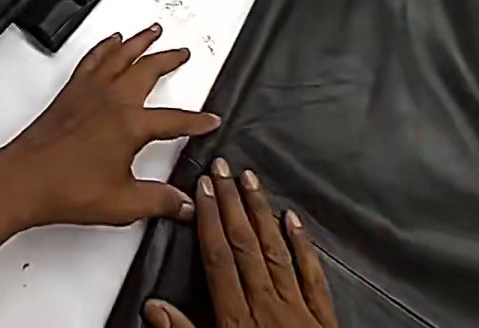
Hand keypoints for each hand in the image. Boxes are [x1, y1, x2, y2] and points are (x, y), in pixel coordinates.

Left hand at [0, 25, 218, 285]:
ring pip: (121, 54)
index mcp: (129, 124)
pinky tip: (111, 40)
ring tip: (153, 30)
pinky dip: (106, 45)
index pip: (173, 120)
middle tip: (183, 52)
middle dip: (169, 59)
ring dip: (140, 40)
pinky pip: (94, 57)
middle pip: (148, 70)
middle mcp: (112, 98)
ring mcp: (91, 89)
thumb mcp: (123, 203)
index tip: (210, 118)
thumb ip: (159, 201)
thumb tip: (184, 203)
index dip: (195, 120)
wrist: (27, 178)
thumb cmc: (67, 188)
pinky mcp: (73, 89)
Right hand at [145, 160, 337, 327]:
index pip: (218, 257)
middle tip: (221, 166)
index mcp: (238, 321)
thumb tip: (154, 307)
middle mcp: (268, 309)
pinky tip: (292, 219)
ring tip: (249, 179)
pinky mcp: (325, 324)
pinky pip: (313, 278)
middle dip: (230, 202)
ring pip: (275, 251)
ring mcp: (298, 313)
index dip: (208, 218)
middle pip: (244, 245)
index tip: (202, 187)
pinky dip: (303, 246)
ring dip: (260, 211)